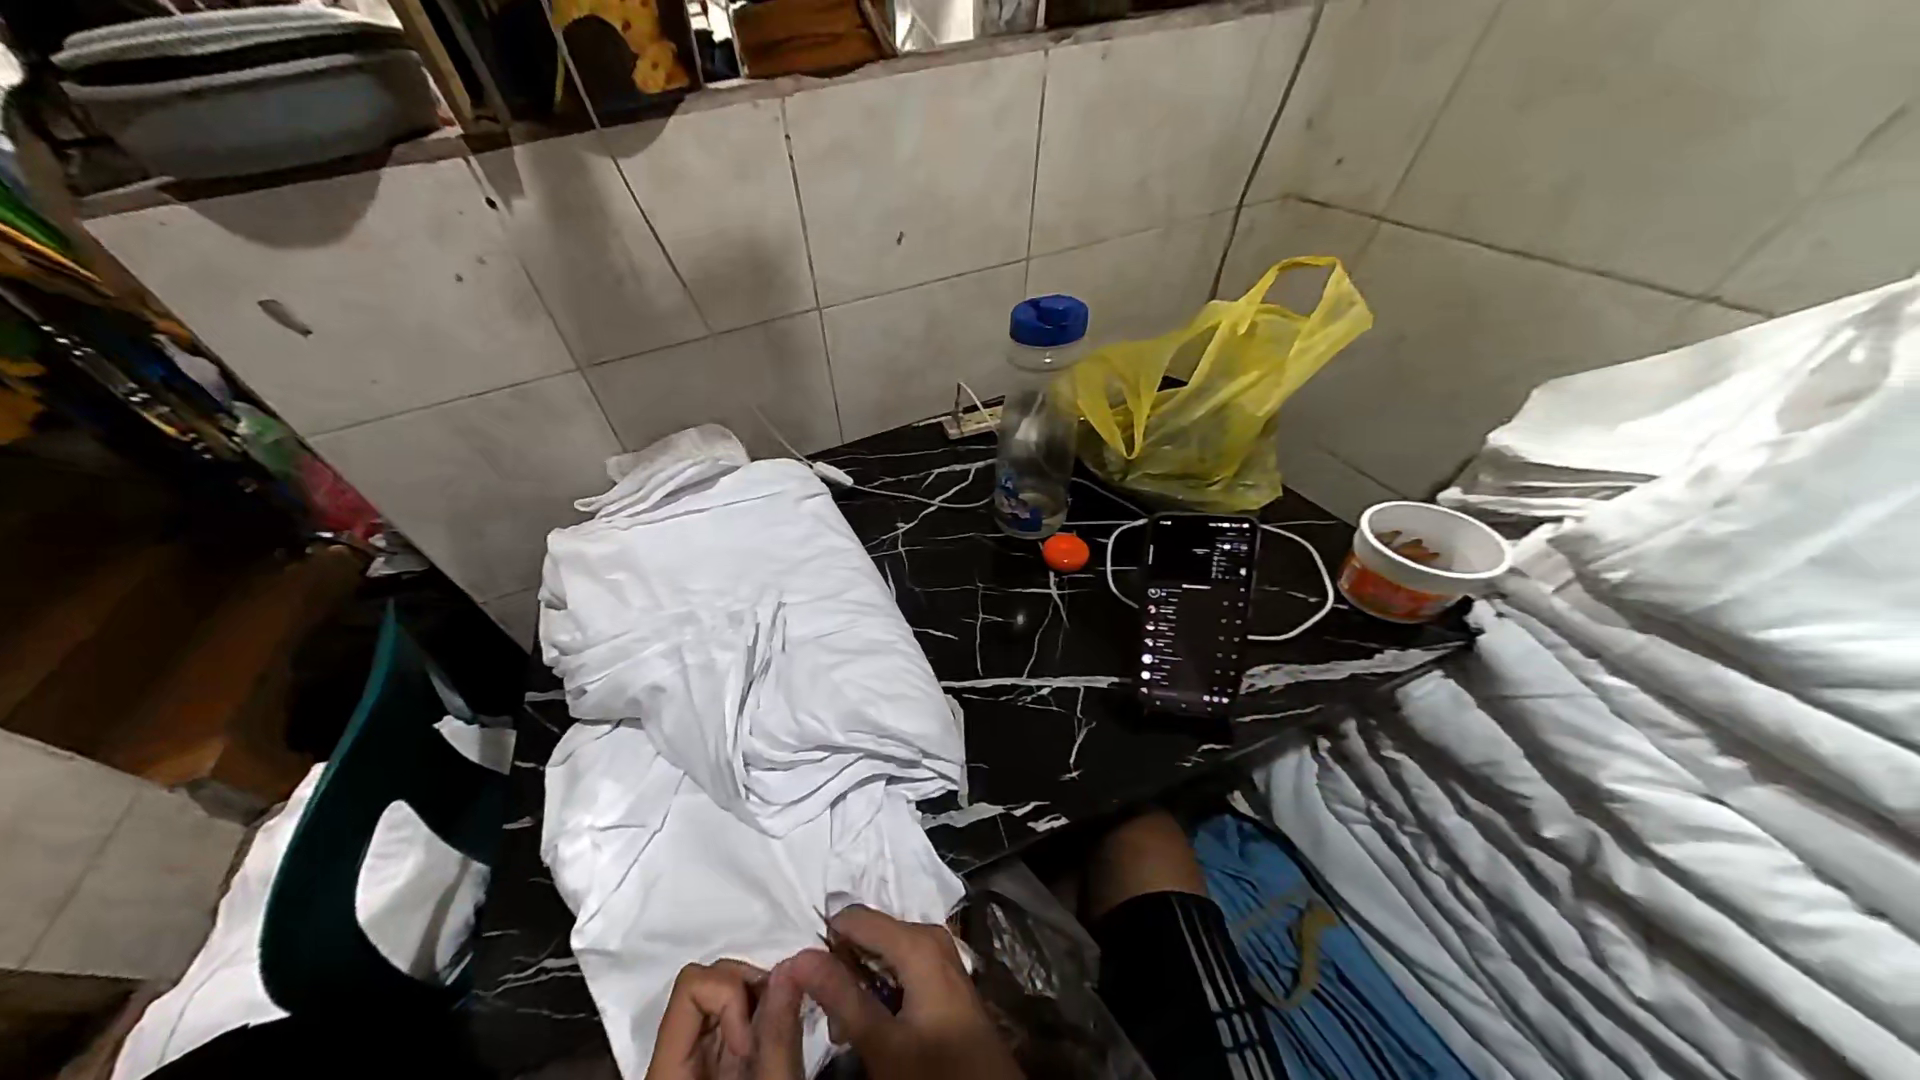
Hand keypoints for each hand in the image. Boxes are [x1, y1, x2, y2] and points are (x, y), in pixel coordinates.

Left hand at [646, 959, 805, 1079]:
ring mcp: (691, 1048)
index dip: (730, 997)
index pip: (690, 984)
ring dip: (757, 997)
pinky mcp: (710, 1053)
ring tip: (776, 1031)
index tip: (750, 1042)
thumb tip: (793, 966)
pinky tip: (772, 1035)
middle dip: (749, 988)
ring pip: (721, 990)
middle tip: (776, 1022)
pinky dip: (758, 1010)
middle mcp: (673, 1048)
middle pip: (706, 979)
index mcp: (669, 1063)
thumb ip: (777, 1034)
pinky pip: (730, 1011)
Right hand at [776, 906, 1023, 1079]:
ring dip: (859, 985)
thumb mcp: (883, 1043)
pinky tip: (874, 1025)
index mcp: (916, 940)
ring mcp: (938, 953)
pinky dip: (880, 990)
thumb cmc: (937, 1069)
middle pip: (868, 934)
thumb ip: (841, 997)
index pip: (853, 917)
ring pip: (881, 953)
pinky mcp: (941, 973)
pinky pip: (899, 965)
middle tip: (832, 1018)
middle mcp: (928, 934)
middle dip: (843, 969)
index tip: (807, 982)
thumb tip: (798, 957)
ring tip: (847, 1030)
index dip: (825, 945)